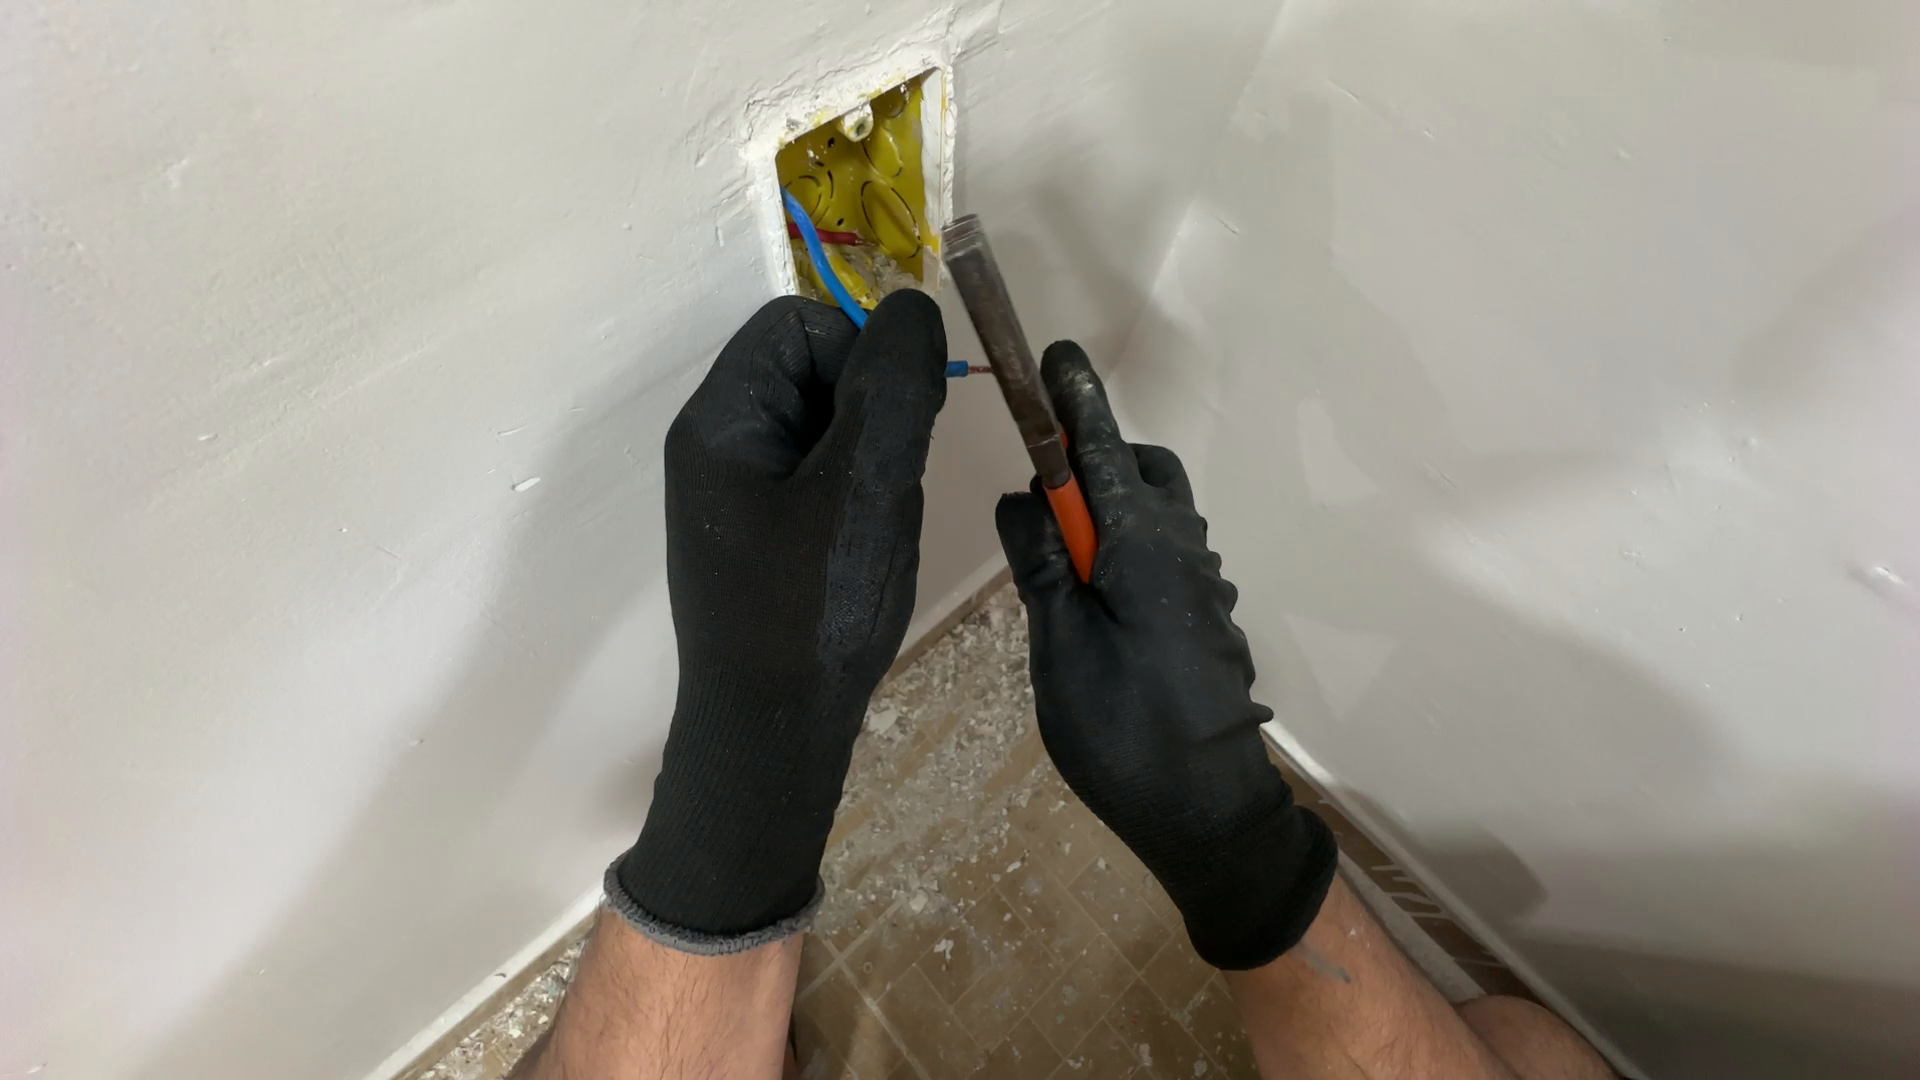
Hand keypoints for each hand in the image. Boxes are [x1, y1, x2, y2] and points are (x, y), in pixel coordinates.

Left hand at [609, 291, 947, 952]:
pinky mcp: (760, 529)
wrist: (775, 728)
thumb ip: (892, 387)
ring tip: (879, 518)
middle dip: (869, 408)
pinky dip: (855, 490)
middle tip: (894, 478)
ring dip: (868, 454)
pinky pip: (817, 474)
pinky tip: (865, 540)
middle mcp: (717, 444)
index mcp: (722, 419)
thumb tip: (914, 306)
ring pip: (821, 425)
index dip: (862, 354)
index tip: (904, 419)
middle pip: (808, 370)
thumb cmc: (817, 608)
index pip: (797, 325)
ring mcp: (736, 491)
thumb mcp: (867, 487)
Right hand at [994, 343, 1335, 969]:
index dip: (1074, 403)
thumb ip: (1042, 564)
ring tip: (1064, 562)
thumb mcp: (1061, 646)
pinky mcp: (1204, 613)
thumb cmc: (1122, 729)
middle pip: (1139, 470)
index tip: (1056, 357)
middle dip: (1093, 459)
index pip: (1098, 453)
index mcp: (1142, 547)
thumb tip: (1024, 497)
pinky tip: (1099, 600)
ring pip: (1155, 511)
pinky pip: (1164, 550)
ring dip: (1109, 506)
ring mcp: (1201, 583)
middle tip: (1044, 504)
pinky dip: (1127, 544)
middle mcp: (1182, 550)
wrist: (1206, 810)